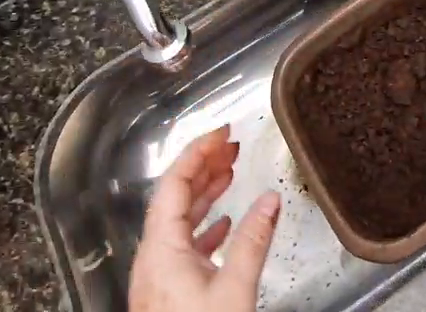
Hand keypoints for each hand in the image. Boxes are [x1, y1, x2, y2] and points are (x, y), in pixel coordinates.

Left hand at [128, 125, 281, 311]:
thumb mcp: (235, 290)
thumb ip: (253, 240)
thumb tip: (272, 197)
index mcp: (161, 248)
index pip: (175, 183)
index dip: (198, 151)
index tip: (224, 131)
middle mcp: (153, 258)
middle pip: (174, 197)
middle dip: (203, 166)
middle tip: (233, 145)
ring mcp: (159, 277)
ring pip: (179, 221)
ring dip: (205, 193)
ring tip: (231, 172)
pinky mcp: (169, 294)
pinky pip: (184, 245)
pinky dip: (205, 225)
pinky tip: (226, 222)